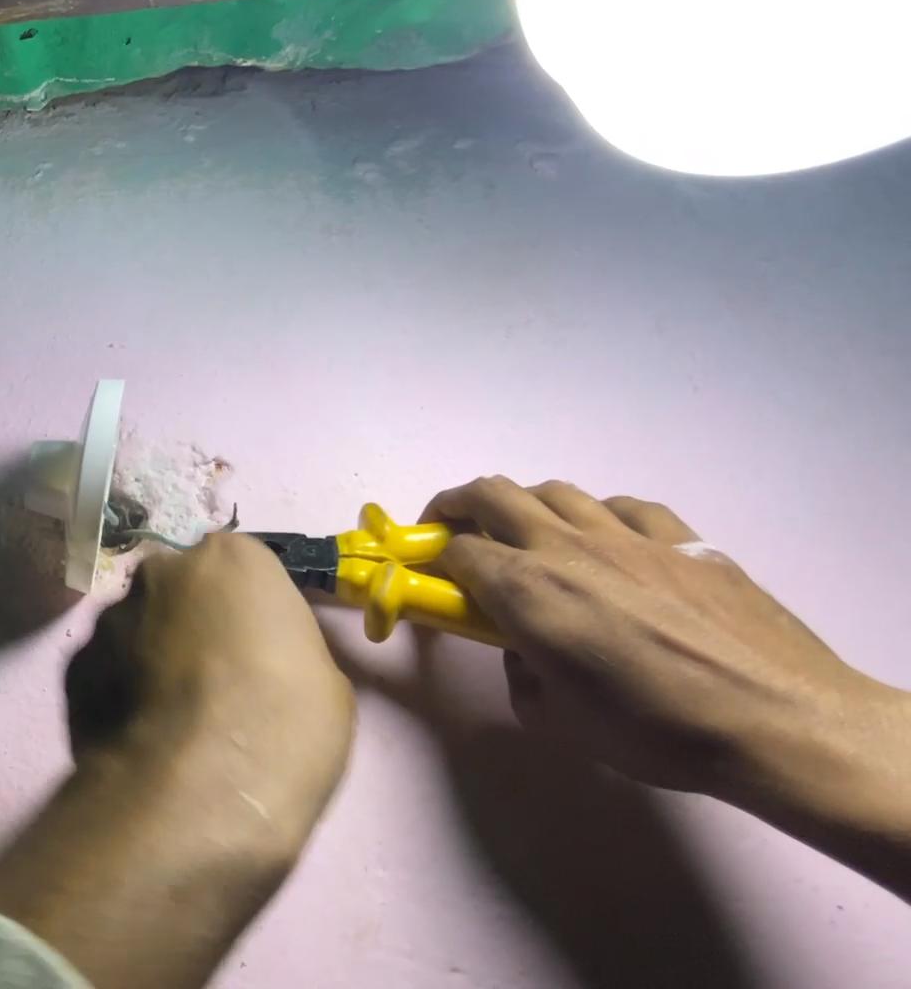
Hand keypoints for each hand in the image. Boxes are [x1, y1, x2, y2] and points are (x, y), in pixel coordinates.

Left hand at [0, 535, 354, 988]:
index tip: (256, 646)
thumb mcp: (322, 675)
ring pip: (136, 626)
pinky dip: (119, 689)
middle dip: (189, 619)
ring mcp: (108, 615)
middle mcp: (159, 571)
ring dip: (149, 653)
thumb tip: (254, 650)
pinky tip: (139, 734)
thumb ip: (279, 639)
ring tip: (170, 714)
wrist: (200, 788)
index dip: (247, 607)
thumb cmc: (283, 723)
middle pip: (179, 587)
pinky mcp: (74, 663)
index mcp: (229, 557)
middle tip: (210, 675)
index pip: (239, 566)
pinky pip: (106, 667)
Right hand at [421, 476, 884, 800]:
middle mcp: (565, 549)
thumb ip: (519, 674)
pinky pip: (623, 506)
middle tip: (451, 528)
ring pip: (553, 490)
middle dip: (456, 504)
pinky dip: (597, 515)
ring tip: (525, 534)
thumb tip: (523, 650)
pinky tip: (605, 543)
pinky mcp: (684, 541)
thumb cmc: (655, 731)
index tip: (436, 579)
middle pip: (490, 493)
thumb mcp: (555, 719)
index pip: (456, 550)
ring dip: (523, 505)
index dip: (436, 562)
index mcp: (524, 590)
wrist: (784, 726)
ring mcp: (628, 538)